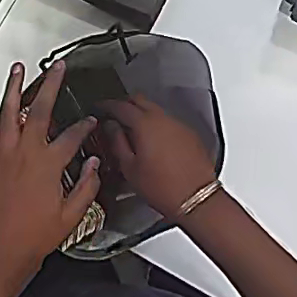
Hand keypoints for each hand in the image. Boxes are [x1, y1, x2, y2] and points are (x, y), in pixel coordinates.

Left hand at [0, 62, 101, 294]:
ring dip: (14, 87)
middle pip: (40, 109)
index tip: (90, 122)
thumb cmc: (31, 239)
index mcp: (48, 165)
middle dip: (52, 85)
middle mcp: (25, 153)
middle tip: (57, 68)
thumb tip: (94, 167)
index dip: (85, 126)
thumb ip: (86, 187)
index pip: (73, 136)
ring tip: (18, 69)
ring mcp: (2, 154)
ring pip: (8, 112)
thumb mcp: (71, 216)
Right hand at [102, 95, 217, 222]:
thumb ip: (117, 143)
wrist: (196, 196)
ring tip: (132, 129)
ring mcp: (178, 123)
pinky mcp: (188, 132)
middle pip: (140, 100)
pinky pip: (168, 121)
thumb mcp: (130, 168)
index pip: (121, 105)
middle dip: (125, 103)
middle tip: (114, 114)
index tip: (101, 107)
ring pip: (155, 109)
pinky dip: (157, 124)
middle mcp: (162, 118)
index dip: (108, 104)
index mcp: (144, 124)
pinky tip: (152, 139)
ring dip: (142, 113)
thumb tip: (111, 127)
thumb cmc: (161, 187)